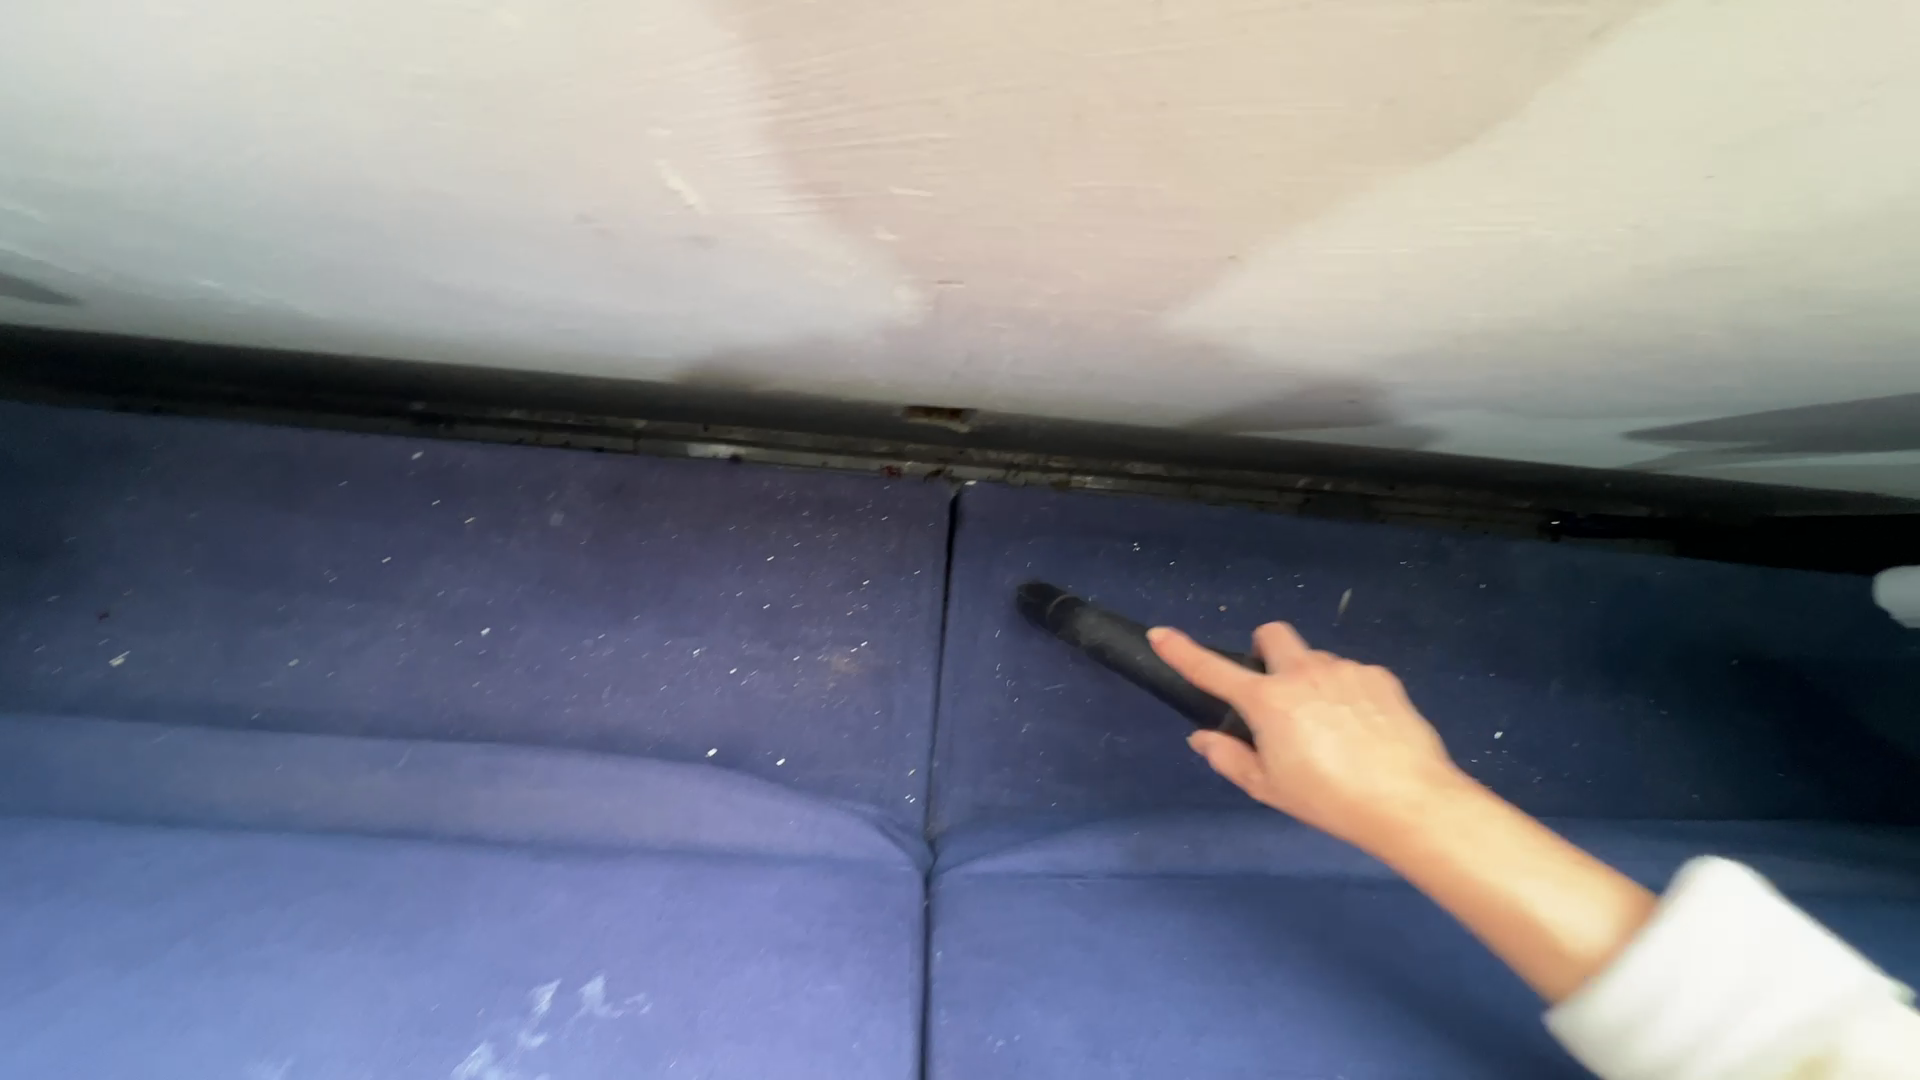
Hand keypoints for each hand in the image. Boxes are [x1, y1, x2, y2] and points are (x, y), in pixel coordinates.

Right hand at [1148, 622, 1467, 847]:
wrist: (1411, 803)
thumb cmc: (1328, 799)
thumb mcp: (1268, 787)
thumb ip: (1228, 758)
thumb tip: (1201, 737)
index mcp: (1266, 701)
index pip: (1211, 669)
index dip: (1181, 650)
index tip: (1159, 633)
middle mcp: (1302, 673)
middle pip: (1272, 633)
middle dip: (1265, 649)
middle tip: (1276, 689)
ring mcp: (1344, 670)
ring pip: (1315, 658)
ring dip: (1311, 679)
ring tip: (1332, 725)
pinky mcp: (1380, 677)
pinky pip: (1352, 674)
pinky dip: (1347, 692)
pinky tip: (1364, 727)